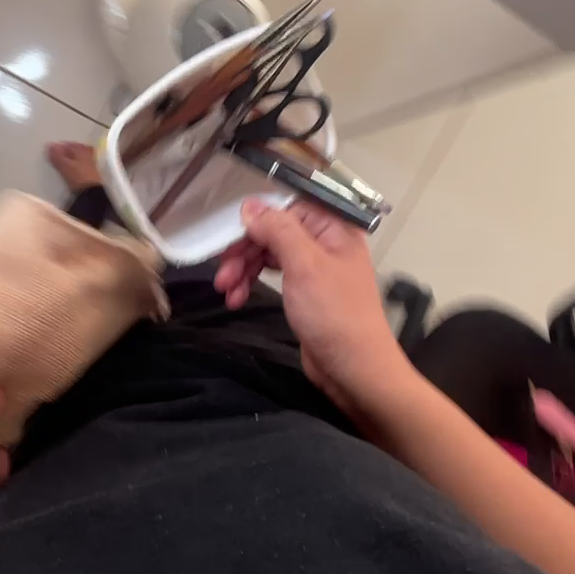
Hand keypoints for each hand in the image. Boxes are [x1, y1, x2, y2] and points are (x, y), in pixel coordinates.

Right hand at [213, 199, 410, 419]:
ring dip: (243, 270)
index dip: (256, 221)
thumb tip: (250, 205)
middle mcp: (325, 243)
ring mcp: (315, 269)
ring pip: (269, 256)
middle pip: (274, 233)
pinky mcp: (304, 293)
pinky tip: (237, 299)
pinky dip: (252, 284)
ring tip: (226, 292)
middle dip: (244, 251)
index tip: (228, 239)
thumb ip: (277, 230)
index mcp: (333, 228)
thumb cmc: (333, 315)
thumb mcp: (304, 265)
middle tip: (221, 275)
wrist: (352, 368)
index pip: (287, 208)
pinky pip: (273, 277)